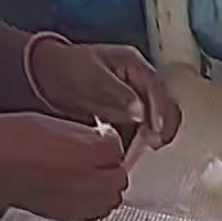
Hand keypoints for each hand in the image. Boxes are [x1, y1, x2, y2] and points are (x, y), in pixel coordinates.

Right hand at [0, 112, 127, 220]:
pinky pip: (98, 212)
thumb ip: (80, 134)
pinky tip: (80, 192)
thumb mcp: (49, 122)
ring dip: (106, 188)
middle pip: (120, 176)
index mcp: (88, 150)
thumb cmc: (9, 140)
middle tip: (97, 160)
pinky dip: (95, 203)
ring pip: (113, 198)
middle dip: (111, 167)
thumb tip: (95, 139)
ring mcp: (85, 201)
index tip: (100, 140)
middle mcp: (92, 179)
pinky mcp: (74, 216)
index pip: (116, 148)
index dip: (107, 143)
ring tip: (89, 177)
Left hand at [30, 39, 181, 147]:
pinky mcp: (134, 121)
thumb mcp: (91, 76)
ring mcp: (140, 103)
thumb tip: (140, 111)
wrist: (54, 81)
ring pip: (161, 123)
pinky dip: (146, 145)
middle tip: (155, 144)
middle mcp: (142, 84)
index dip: (160, 110)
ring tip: (149, 150)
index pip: (157, 89)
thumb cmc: (70, 70)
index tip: (156, 130)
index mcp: (135, 66)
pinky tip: (140, 154)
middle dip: (165, 127)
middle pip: (167, 107)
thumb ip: (117, 93)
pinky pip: (147, 135)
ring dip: (158, 138)